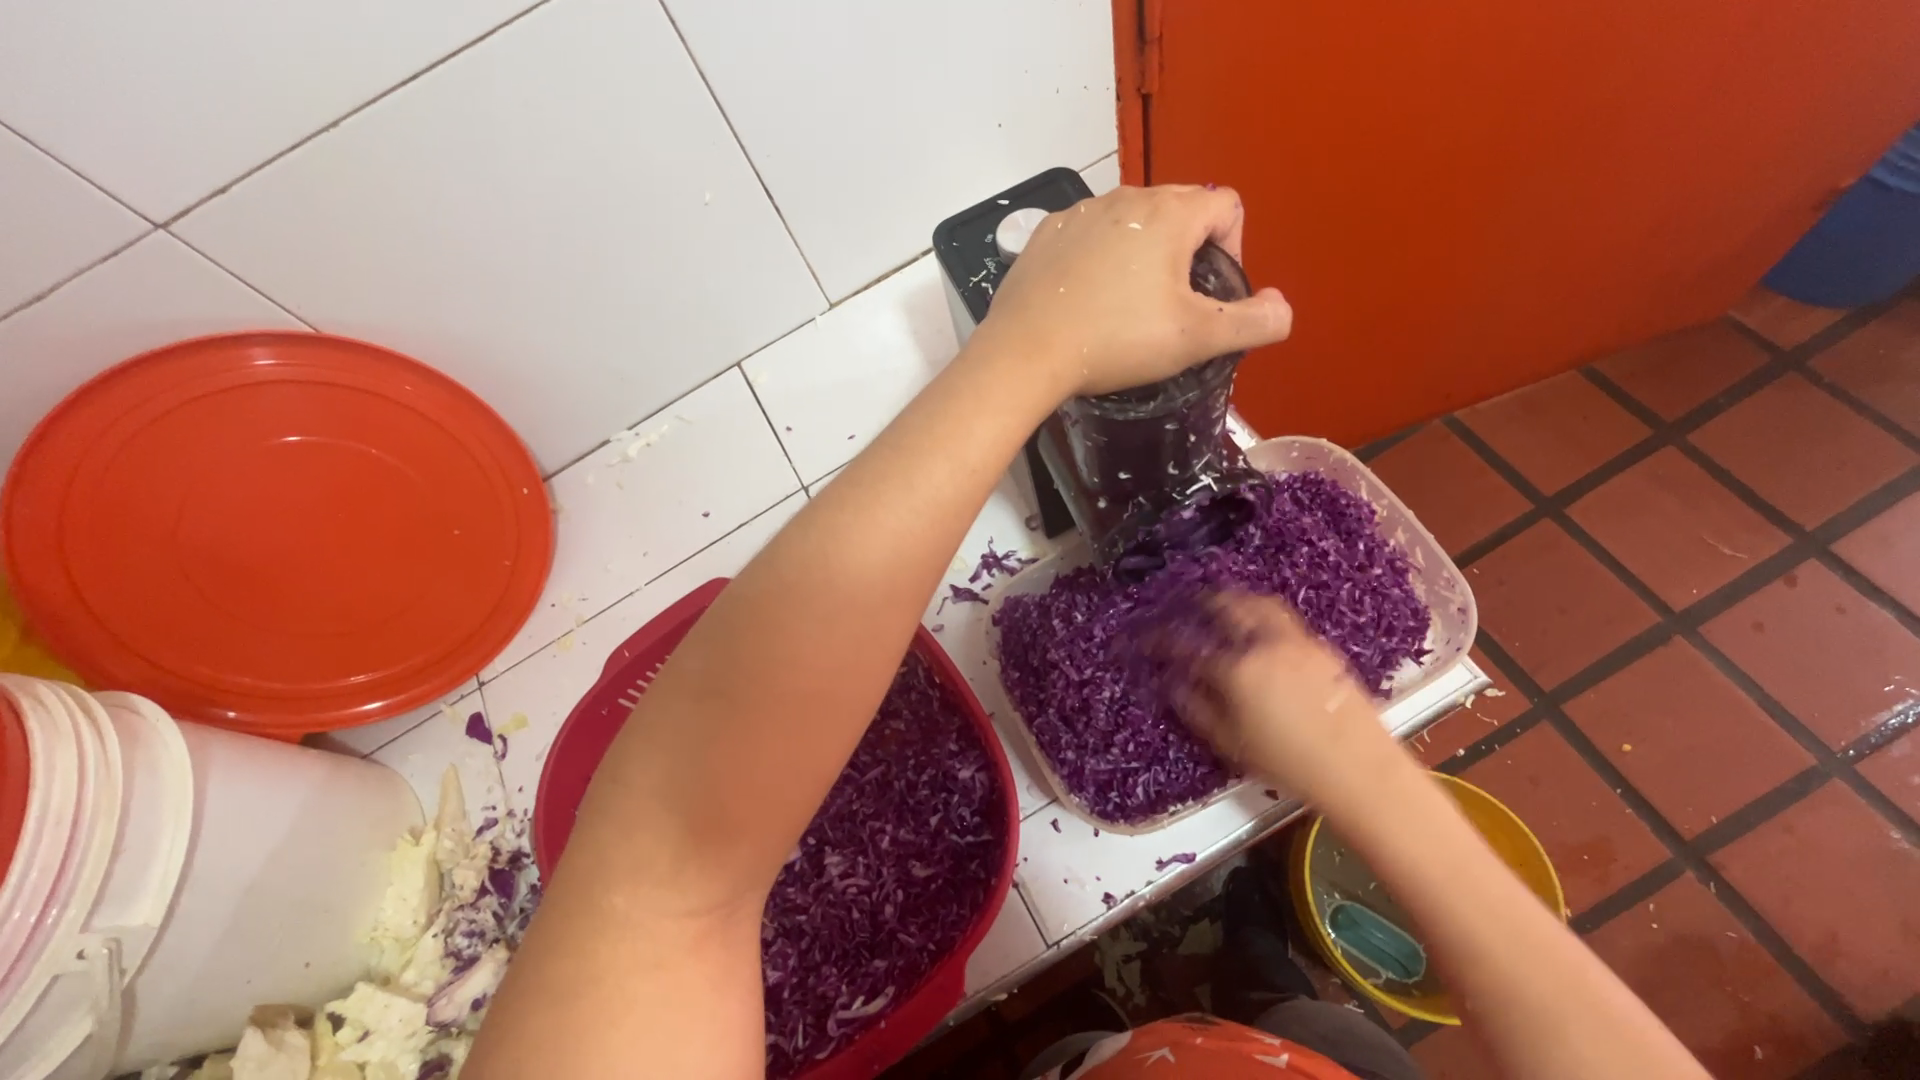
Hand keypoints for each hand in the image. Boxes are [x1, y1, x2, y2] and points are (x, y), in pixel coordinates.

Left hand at [974, 185, 1292, 397]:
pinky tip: (1087, 300)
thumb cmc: (1116, 340)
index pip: (1227, 206)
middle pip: (1179, 210)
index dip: (1233, 248)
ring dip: (1142, 255)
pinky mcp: (1046, 234)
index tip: (1212, 294)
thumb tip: (1281, 309)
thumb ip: (1253, 322)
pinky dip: (1098, 261)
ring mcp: (1080, 212)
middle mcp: (1126, 197)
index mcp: (1170, 213)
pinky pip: (1088, 237)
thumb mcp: (1196, 339)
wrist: (1026, 352)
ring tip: (1127, 307)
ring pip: (1131, 223)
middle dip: (1188, 252)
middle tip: (1173, 306)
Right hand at [1172, 593, 1406, 805]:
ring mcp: (1296, 641)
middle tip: (1185, 605)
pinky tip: (1258, 630)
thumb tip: (1173, 685)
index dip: (1162, 639)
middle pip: (1226, 605)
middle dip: (1200, 601)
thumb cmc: (1289, 763)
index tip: (1149, 639)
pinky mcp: (1320, 647)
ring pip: (1259, 604)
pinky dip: (1261, 613)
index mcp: (1236, 669)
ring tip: (1221, 605)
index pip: (1187, 644)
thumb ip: (1197, 709)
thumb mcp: (1230, 743)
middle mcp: (1264, 645)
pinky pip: (1283, 618)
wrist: (1358, 768)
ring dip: (1235, 599)